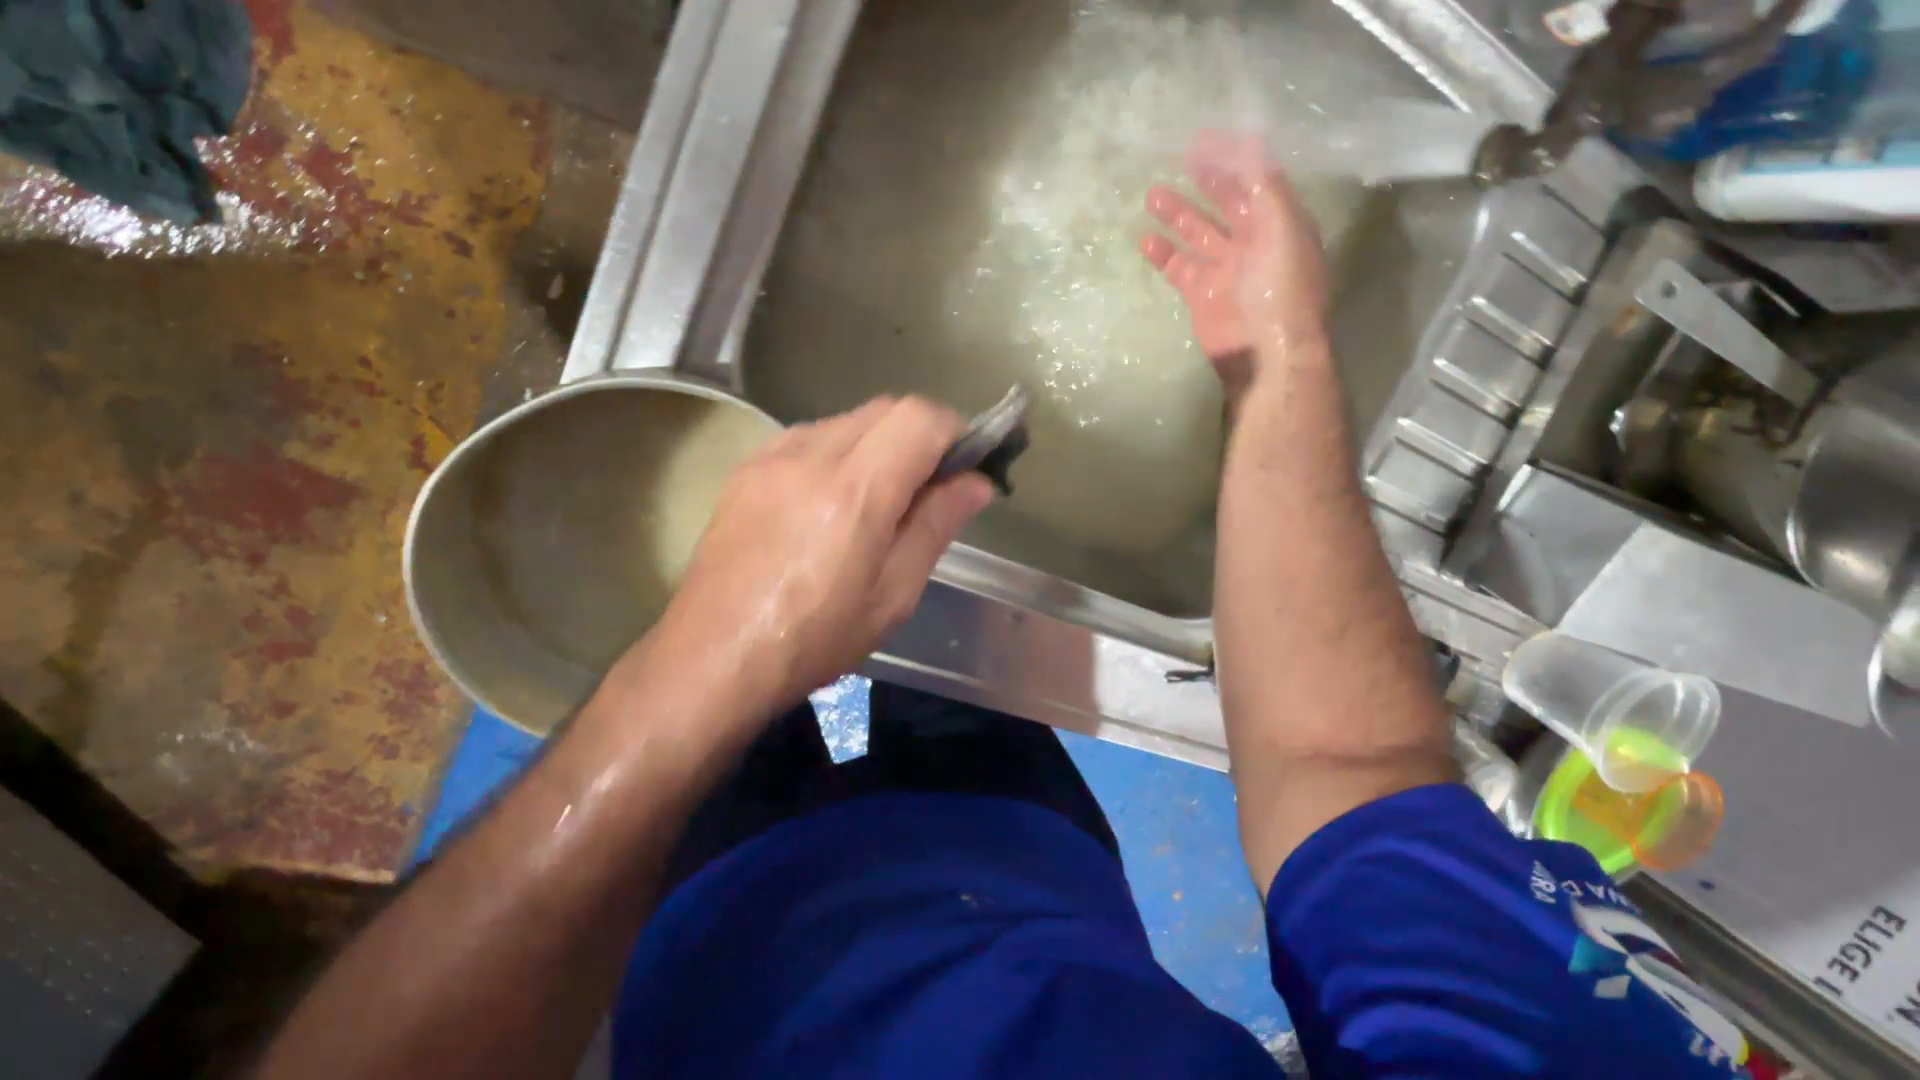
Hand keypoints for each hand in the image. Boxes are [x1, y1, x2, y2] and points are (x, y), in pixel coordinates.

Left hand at [641, 396, 993, 721]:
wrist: (713, 657)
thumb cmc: (814, 639)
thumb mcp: (892, 594)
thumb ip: (936, 526)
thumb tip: (975, 482)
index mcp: (854, 490)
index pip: (919, 418)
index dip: (955, 432)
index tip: (966, 467)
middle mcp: (810, 456)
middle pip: (884, 409)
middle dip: (919, 436)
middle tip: (929, 488)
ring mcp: (771, 457)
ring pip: (846, 421)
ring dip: (876, 444)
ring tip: (877, 503)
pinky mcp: (746, 470)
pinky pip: (808, 439)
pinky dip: (836, 454)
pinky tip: (830, 504)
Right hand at [1140, 133, 1332, 397]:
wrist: (1264, 351)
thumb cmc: (1281, 287)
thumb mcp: (1282, 227)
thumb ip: (1265, 186)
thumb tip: (1250, 141)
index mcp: (1281, 224)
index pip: (1257, 182)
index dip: (1234, 159)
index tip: (1206, 140)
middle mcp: (1255, 243)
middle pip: (1227, 204)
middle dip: (1205, 181)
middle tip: (1179, 159)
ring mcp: (1226, 270)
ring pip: (1198, 233)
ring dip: (1178, 214)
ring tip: (1152, 195)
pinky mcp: (1201, 295)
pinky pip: (1179, 267)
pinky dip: (1163, 253)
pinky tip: (1144, 239)